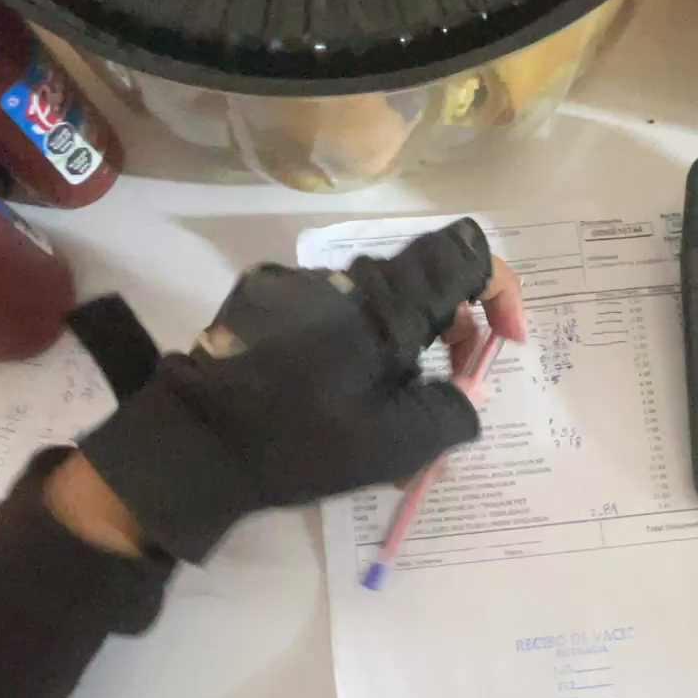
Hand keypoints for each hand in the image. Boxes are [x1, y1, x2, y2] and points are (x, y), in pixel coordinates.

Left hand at [75, 218, 512, 560]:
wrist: (195, 444)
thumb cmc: (302, 443)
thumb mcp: (397, 444)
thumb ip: (455, 411)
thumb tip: (466, 390)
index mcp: (385, 304)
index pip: (467, 252)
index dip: (500, 289)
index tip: (501, 343)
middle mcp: (344, 277)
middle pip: (423, 286)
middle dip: (450, 339)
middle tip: (446, 395)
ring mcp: (298, 284)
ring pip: (376, 308)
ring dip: (399, 354)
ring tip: (386, 417)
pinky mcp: (263, 299)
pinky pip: (330, 315)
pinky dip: (353, 350)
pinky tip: (333, 396)